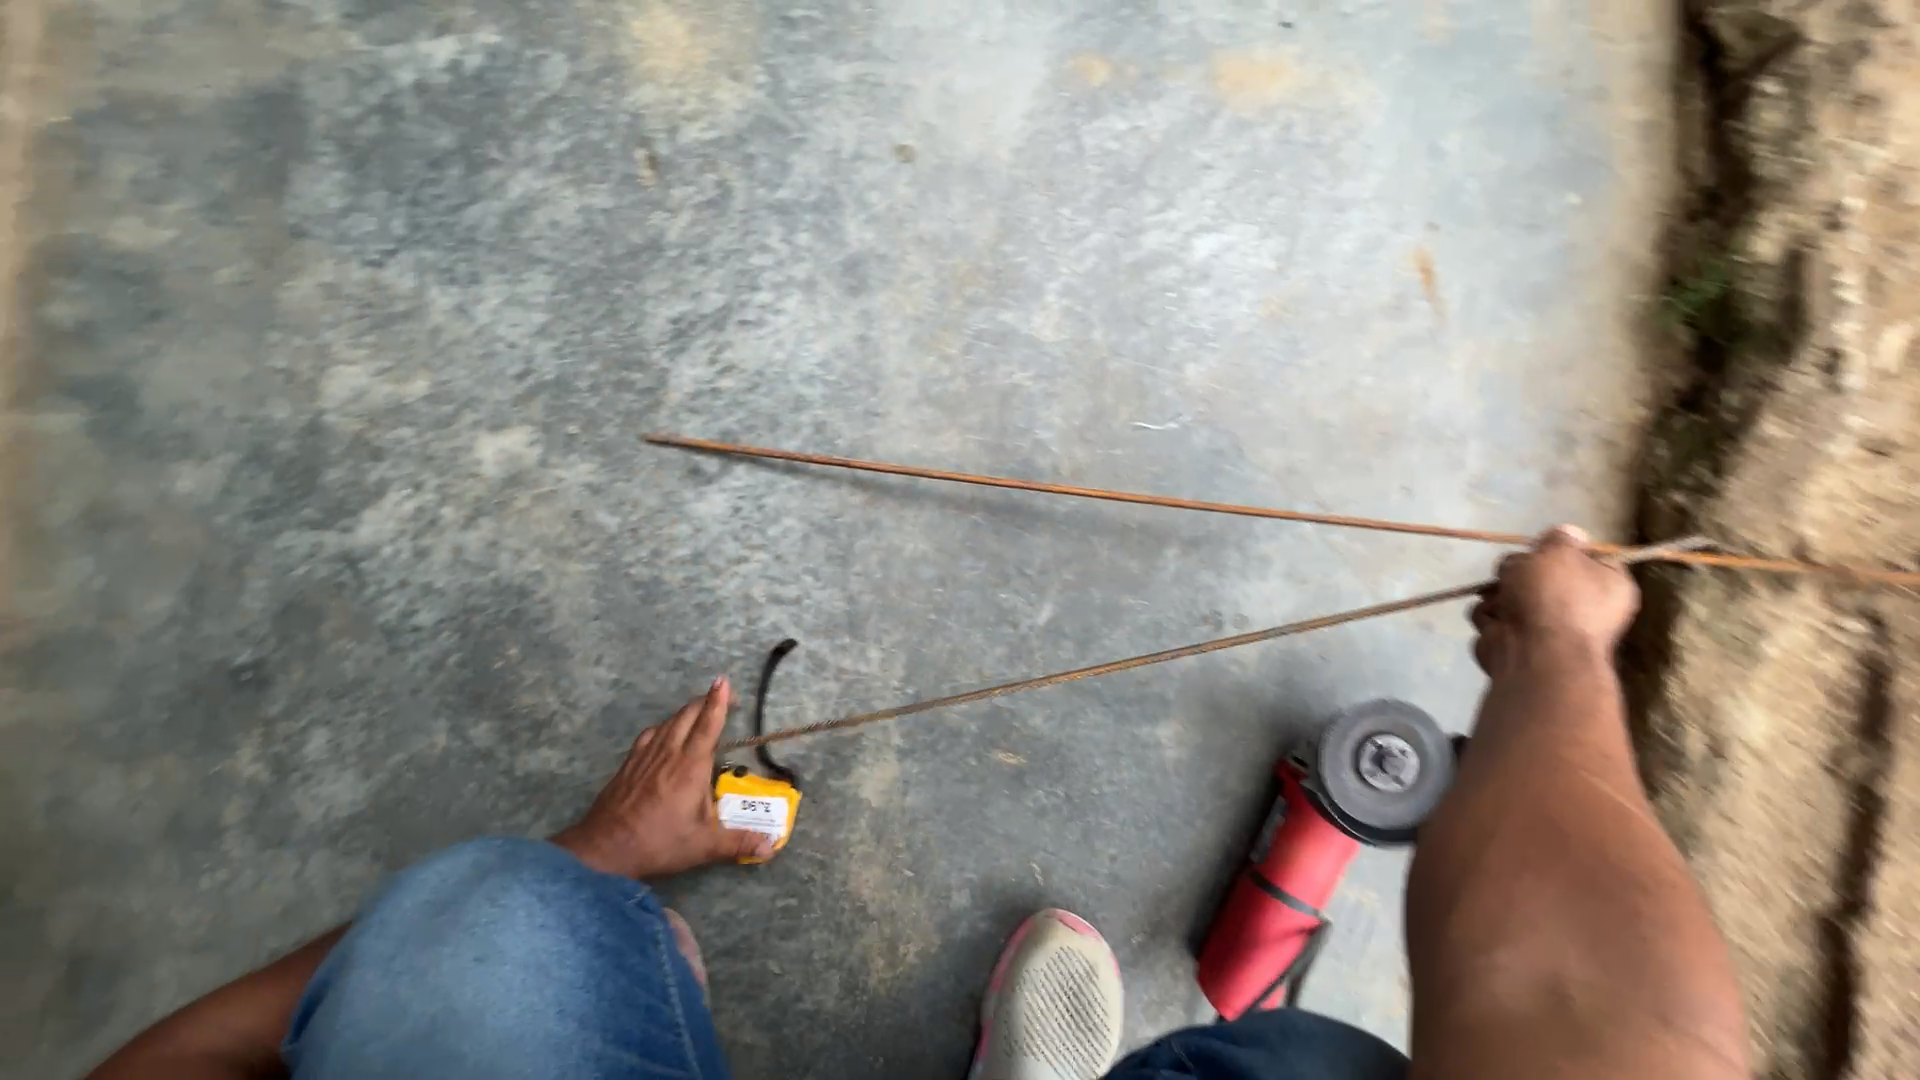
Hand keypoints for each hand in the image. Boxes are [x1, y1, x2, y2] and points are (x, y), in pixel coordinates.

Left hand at [552, 676, 775, 878]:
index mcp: (691, 766)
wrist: (605, 849)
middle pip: (688, 715)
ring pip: (669, 721)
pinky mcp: (630, 764)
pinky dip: (664, 726)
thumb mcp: (704, 846)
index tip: (723, 682)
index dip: (717, 701)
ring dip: (686, 711)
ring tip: (698, 712)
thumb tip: (770, 846)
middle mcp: (670, 753)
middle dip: (705, 700)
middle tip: (721, 697)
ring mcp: (646, 756)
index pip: (709, 724)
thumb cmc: (659, 843)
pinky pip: (650, 734)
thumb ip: (738, 842)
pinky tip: (664, 733)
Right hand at [1470, 526, 1639, 675]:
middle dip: (1517, 573)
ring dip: (1498, 595)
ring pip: (1510, 594)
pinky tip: (1495, 623)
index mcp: (1608, 584)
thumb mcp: (1558, 553)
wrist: (1534, 652)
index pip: (1587, 557)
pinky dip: (1490, 617)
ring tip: (1501, 604)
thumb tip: (1568, 533)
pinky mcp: (1517, 641)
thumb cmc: (1553, 597)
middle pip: (1539, 574)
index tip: (1542, 551)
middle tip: (1513, 575)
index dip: (1560, 551)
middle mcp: (1583, 607)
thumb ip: (1560, 538)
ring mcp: (1548, 627)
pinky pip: (1495, 617)